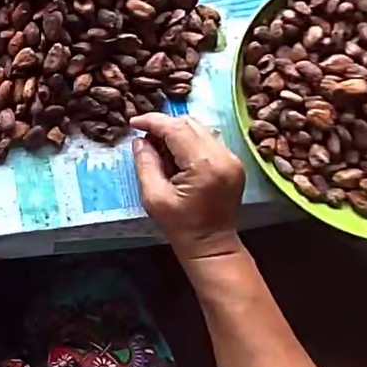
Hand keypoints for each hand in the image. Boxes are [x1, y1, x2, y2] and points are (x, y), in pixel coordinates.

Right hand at [131, 113, 246, 260]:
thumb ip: (145, 163)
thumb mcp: (154, 197)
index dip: (152, 121)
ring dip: (175, 131)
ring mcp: (232, 158)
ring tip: (158, 147)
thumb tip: (140, 140)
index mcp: (204, 165)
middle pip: (189, 123)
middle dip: (163, 125)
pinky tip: (175, 155)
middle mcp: (223, 156)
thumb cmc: (180, 226)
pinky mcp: (233, 162)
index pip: (176, 128)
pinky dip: (188, 140)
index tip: (133, 123)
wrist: (212, 245)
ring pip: (199, 128)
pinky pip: (207, 139)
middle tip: (145, 139)